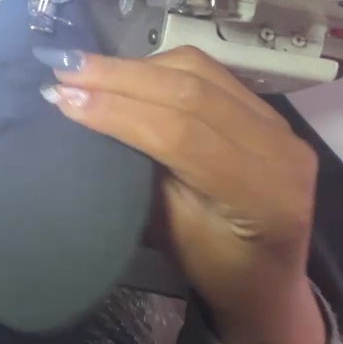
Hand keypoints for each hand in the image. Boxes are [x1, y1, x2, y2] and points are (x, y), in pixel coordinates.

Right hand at [38, 46, 322, 343]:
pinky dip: (155, 66)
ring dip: (132, 66)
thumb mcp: (172, 231)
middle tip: (62, 69)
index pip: (181, 134)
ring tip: (83, 68)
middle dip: (117, 76)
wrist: (269, 278)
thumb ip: (139, 169)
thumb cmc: (217, 267)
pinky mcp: (264, 106)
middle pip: (189, 91)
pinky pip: (204, 70)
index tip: (63, 99)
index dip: (118, 111)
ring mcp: (277, 121)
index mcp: (264, 195)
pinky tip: (122, 72)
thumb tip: (82, 111)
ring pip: (195, 70)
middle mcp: (280, 148)